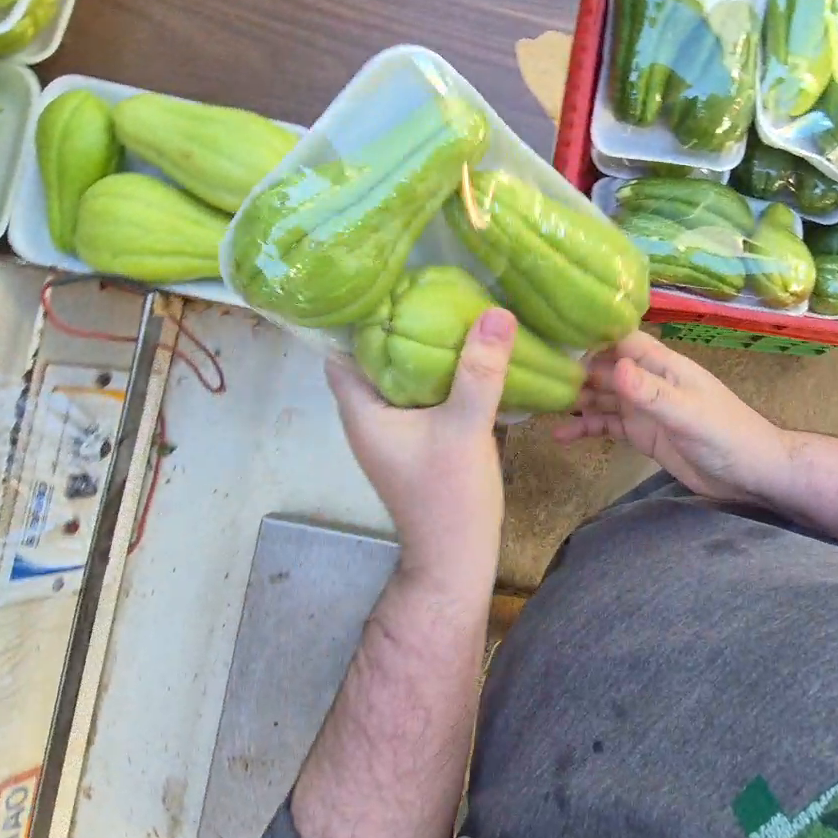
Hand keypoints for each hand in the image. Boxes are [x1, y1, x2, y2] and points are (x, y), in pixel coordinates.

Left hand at [325, 308, 513, 587]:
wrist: (457, 555)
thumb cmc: (448, 495)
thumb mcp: (465, 427)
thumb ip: (480, 371)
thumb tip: (496, 312)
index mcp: (362, 411)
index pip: (341, 350)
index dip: (359, 316)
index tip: (389, 281)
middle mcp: (370, 418)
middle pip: (373, 358)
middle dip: (397, 324)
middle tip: (428, 285)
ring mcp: (394, 432)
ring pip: (400, 376)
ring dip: (421, 348)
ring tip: (451, 309)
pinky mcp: (418, 441)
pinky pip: (421, 393)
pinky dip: (438, 372)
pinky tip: (468, 356)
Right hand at [554, 331, 791, 503]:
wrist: (751, 474)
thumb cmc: (727, 436)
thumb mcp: (688, 415)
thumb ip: (652, 394)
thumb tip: (614, 367)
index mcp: (663, 366)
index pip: (620, 340)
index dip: (589, 334)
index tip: (551, 332)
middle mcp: (649, 381)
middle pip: (604, 367)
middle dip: (571, 367)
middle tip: (531, 371)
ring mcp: (644, 408)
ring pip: (601, 396)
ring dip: (574, 397)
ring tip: (536, 400)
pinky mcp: (642, 434)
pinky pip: (607, 425)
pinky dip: (585, 427)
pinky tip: (560, 434)